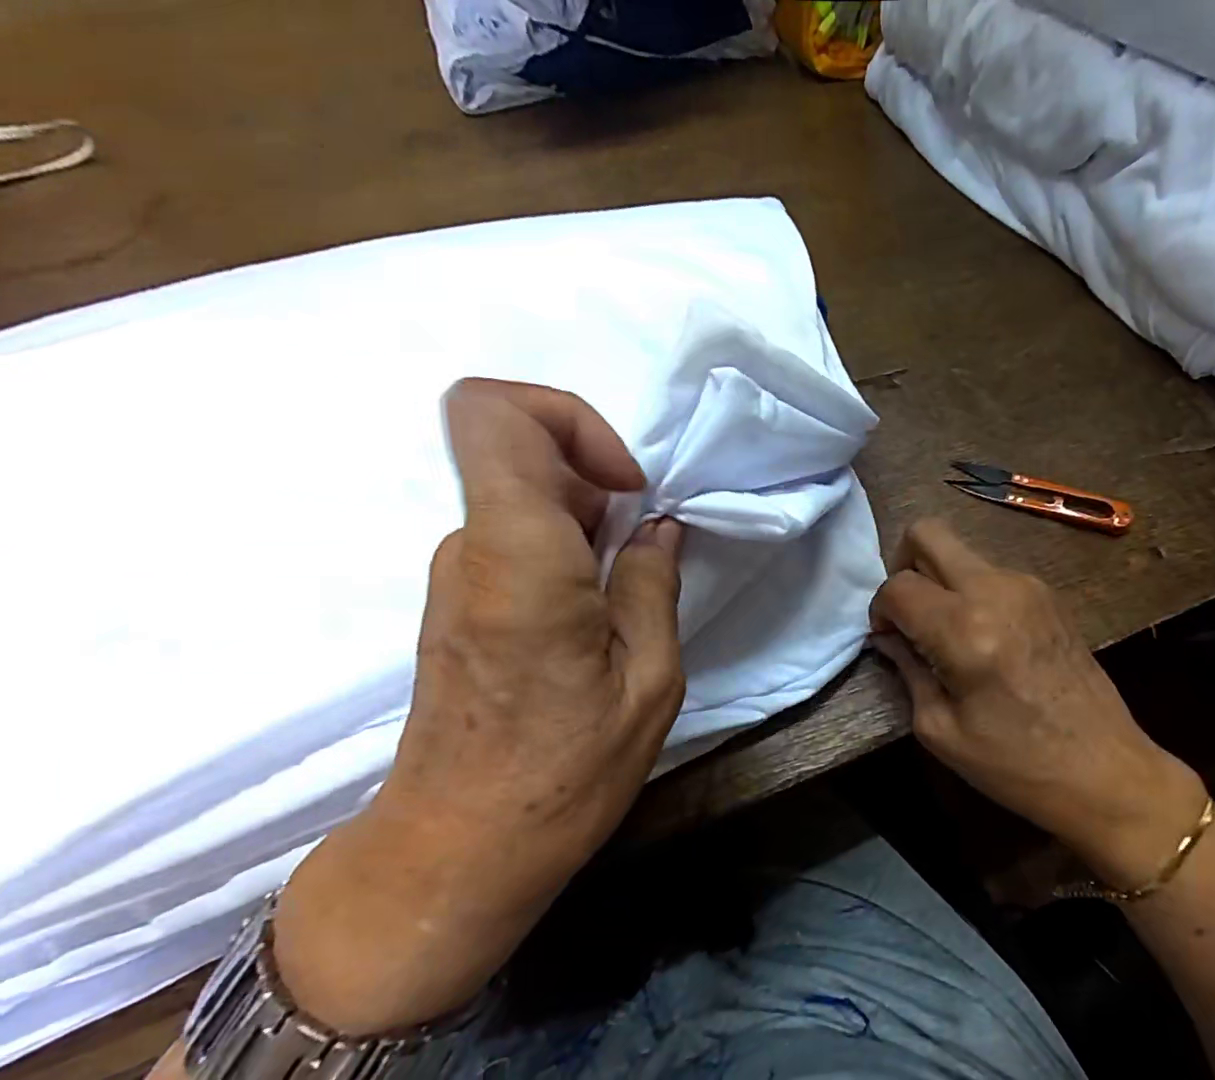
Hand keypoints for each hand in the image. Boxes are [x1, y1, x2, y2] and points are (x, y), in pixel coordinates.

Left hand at [274, 378, 685, 1033]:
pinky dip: (574, 546)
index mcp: (520, 559)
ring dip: (593, 519)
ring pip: (528, 495)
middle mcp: (472, 550)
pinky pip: (522, 536)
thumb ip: (651, 586)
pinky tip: (605, 611)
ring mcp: (459, 575)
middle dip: (602, 479)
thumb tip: (656, 529)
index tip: (628, 485)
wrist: (456, 851)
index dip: (568, 418)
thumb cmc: (564, 773)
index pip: (491, 414)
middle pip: (523, 449)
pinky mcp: (463, 600)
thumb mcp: (649, 680)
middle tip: (649, 547)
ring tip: (633, 589)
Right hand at [869, 520, 1204, 888]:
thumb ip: (909, 670)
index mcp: (965, 628)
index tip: (888, 638)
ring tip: (949, 635)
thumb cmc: (1017, 764)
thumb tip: (891, 637)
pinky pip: (993, 574)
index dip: (880, 609)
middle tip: (909, 612)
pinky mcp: (1049, 594)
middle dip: (904, 565)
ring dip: (942, 581)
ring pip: (962, 553)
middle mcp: (996, 590)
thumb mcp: (942, 730)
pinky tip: (985, 638)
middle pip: (928, 534)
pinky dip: (974, 592)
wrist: (1104, 768)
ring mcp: (1028, 586)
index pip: (899, 585)